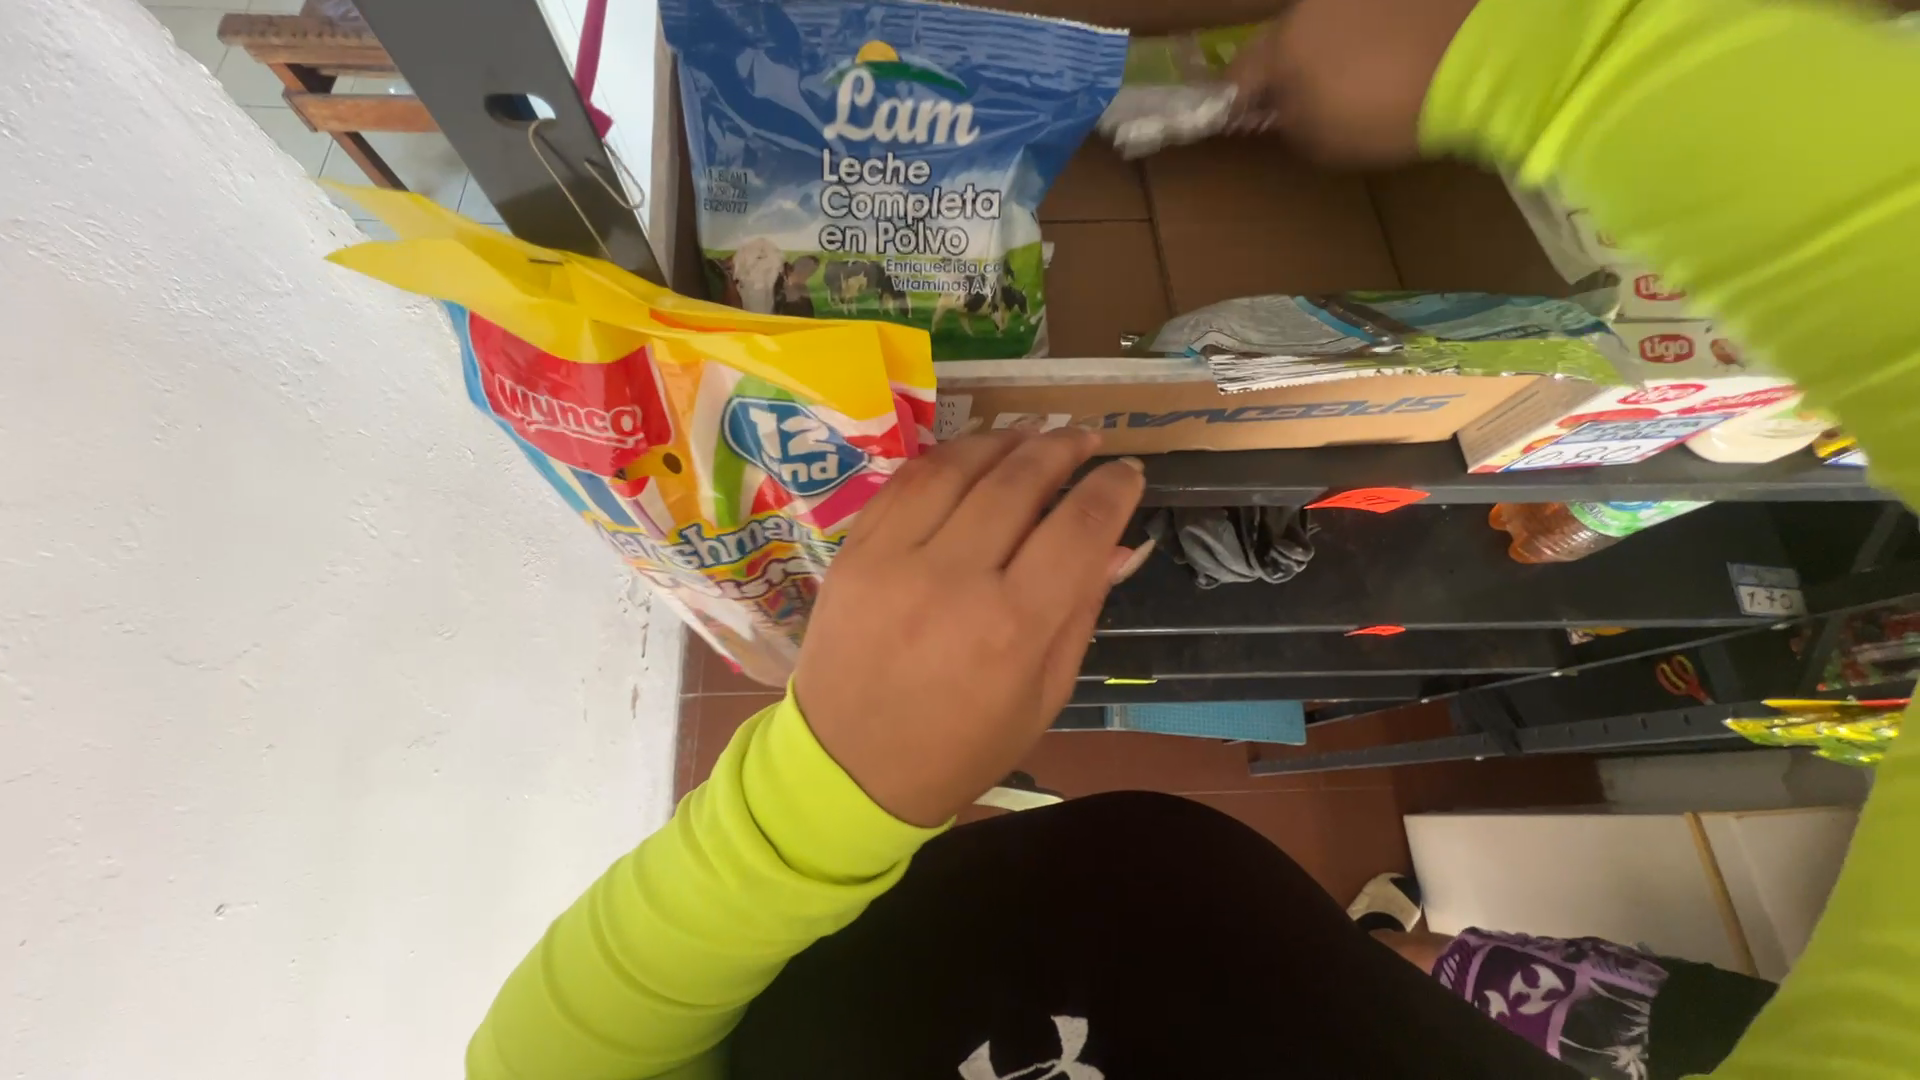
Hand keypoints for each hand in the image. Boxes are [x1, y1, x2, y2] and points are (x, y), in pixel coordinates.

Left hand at [793, 430, 1150, 826]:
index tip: (1128, 472)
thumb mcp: (1042, 697)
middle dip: (1062, 449)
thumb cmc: (960, 748)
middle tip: (1085, 438)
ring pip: (958, 468)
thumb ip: (1081, 611)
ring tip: (1033, 436)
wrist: (848, 768)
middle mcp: (953, 580)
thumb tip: (1119, 544)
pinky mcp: (854, 552)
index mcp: (1012, 629)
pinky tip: (972, 457)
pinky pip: (906, 483)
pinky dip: (947, 460)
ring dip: (1004, 441)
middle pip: (1019, 482)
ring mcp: (893, 560)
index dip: (1113, 490)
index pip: (1079, 529)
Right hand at [1227, 0, 1480, 163]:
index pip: (1237, 75)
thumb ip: (1288, 123)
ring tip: (1363, 67)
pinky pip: (1372, 11)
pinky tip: (1397, 45)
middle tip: (1308, 93)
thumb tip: (1278, 110)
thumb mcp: (1321, 142)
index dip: (1238, 100)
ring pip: (1328, 17)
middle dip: (1288, 63)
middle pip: (1283, 36)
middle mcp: (1310, 3)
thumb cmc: (1388, 111)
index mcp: (1282, 48)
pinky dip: (1375, 25)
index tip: (1249, 117)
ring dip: (1334, 40)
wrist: (1488, 52)